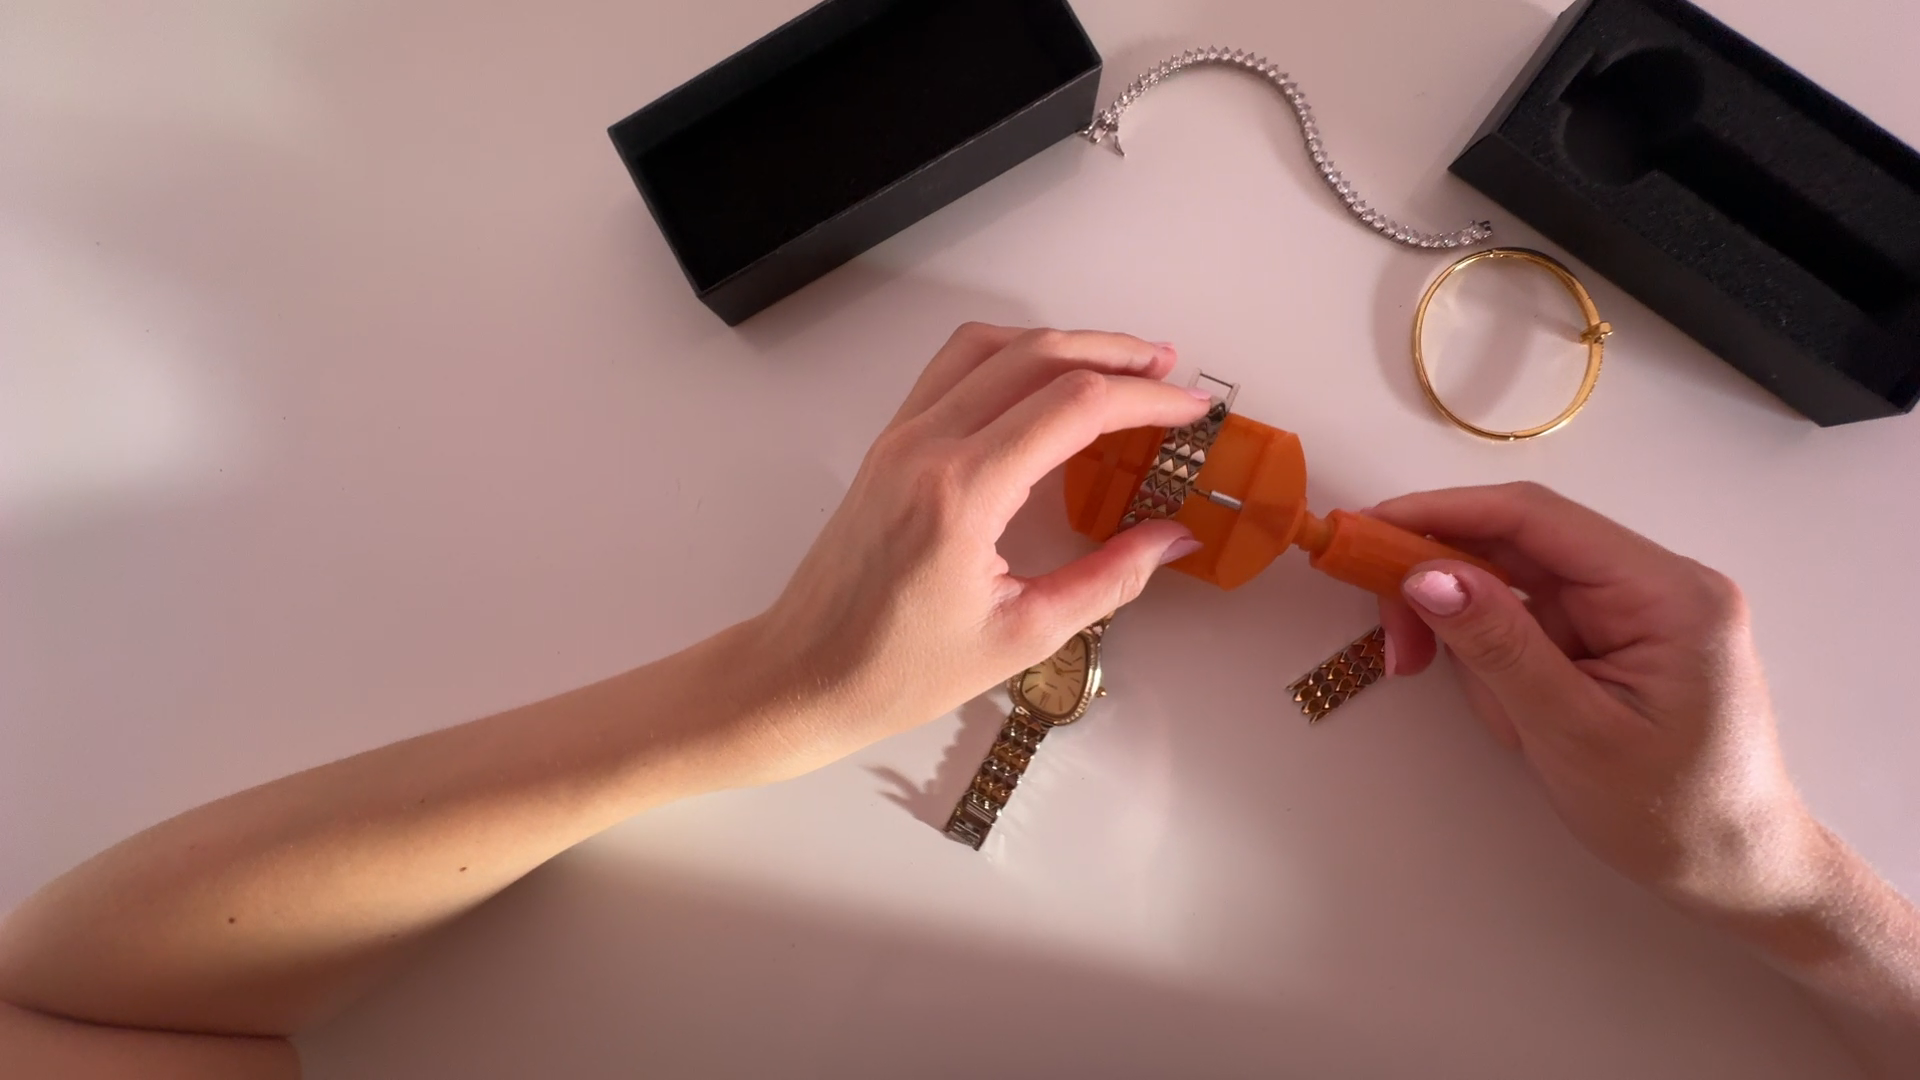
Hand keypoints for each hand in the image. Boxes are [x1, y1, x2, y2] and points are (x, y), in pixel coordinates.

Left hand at [746, 323, 1206, 778]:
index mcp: (963, 492)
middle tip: (1167, 371)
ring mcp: (900, 437)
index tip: (1189, 409)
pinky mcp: (887, 445)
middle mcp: (927, 445)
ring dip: (1059, 343)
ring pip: (988, 348)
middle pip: (1035, 356)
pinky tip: (1039, 381)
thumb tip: (1175, 537)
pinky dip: (1007, 356)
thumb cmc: (900, 670)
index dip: (1145, 400)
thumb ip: (1110, 577)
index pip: (1073, 406)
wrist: (804, 673)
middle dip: (1113, 355)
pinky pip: (951, 370)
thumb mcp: (1023, 635)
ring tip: (1113, 363)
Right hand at [1372, 482, 1821, 914]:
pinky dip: (1472, 648)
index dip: (1442, 511)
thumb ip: (1497, 645)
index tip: (1367, 528)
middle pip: (1505, 544)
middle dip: (1436, 583)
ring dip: (1451, 626)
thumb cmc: (1669, 811)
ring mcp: (1613, 606)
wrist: (1728, 869)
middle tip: (1394, 640)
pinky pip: (1505, 615)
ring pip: (1495, 580)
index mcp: (1663, 591)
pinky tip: (1490, 697)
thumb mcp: (1571, 729)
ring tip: (1441, 681)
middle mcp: (1640, 581)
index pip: (1534, 518)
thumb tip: (1423, 575)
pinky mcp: (1588, 631)